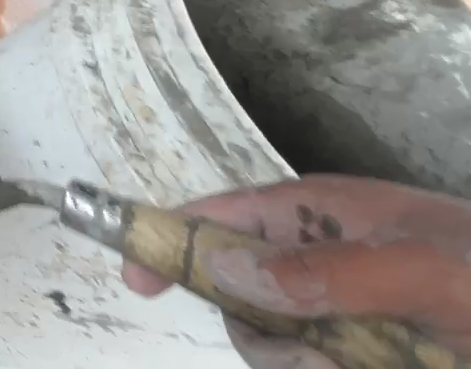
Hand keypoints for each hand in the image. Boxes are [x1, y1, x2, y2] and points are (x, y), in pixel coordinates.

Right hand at [122, 175, 470, 368]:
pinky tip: (377, 367)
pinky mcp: (368, 348)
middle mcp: (315, 258)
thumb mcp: (430, 271)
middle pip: (240, 294)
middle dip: (263, 334)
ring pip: (283, 343)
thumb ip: (328, 271)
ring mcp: (346, 310)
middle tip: (317, 363)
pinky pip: (319, 360)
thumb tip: (228, 274)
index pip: (212, 216)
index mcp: (311, 214)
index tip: (137, 285)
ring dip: (308, 364)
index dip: (165, 239)